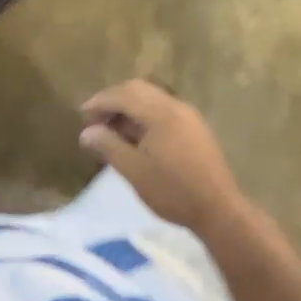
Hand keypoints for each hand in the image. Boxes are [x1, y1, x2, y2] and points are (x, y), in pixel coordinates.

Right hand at [78, 80, 248, 233]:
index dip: (100, 101)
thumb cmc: (173, 191)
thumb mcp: (135, 171)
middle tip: (95, 120)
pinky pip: (164, 110)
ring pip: (152, 99)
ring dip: (130, 108)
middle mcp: (176, 106)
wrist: (219, 210)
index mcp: (161, 112)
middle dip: (114, 100)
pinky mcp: (196, 128)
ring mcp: (188, 116)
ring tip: (112, 131)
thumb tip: (86, 132)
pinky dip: (145, 116)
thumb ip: (109, 146)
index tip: (82, 114)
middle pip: (138, 90)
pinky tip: (137, 138)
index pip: (124, 94)